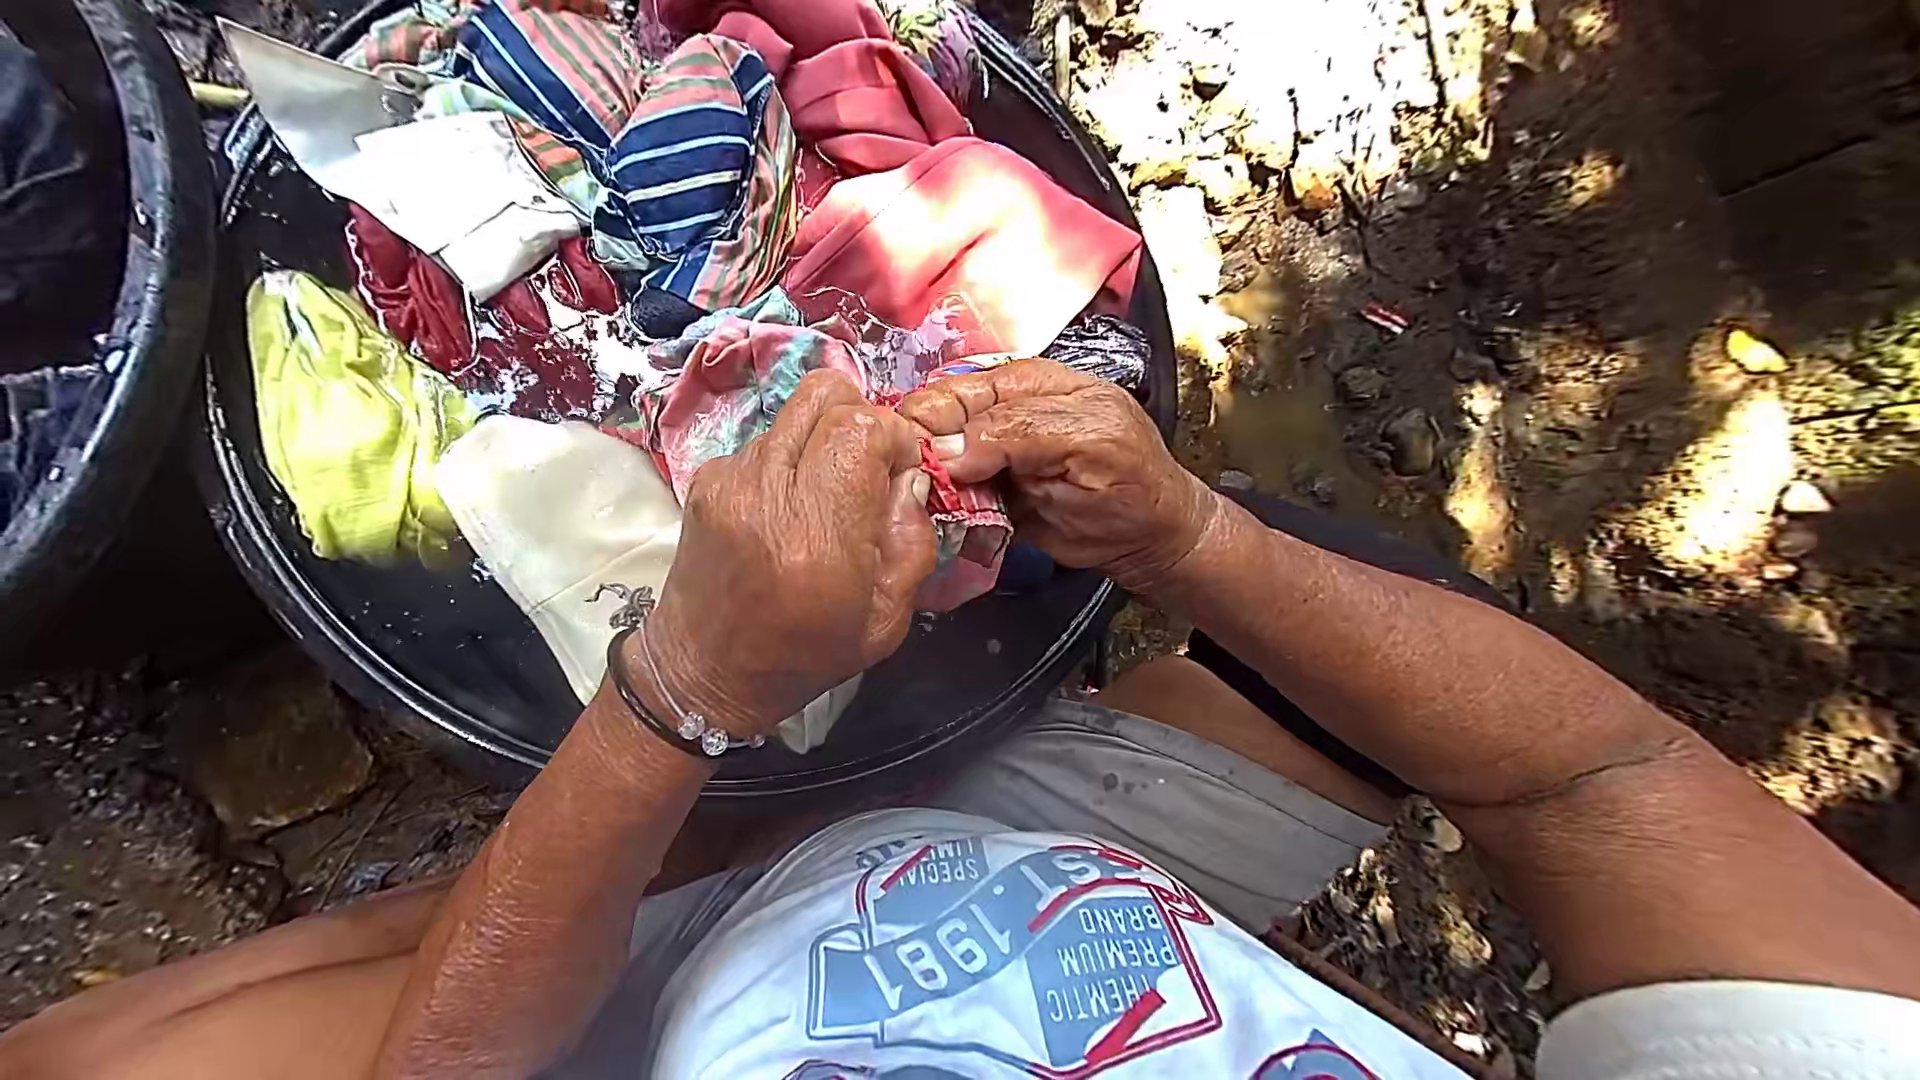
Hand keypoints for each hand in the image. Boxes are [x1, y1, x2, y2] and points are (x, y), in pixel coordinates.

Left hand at [634, 371, 935, 737]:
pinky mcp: (706, 476)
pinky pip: (769, 437)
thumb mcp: (888, 616)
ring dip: (828, 439)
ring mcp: (729, 478)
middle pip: (825, 394)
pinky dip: (795, 457)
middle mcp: (766, 493)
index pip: (861, 427)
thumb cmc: (806, 654)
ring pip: (797, 411)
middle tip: (871, 469)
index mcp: (817, 536)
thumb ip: (913, 539)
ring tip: (829, 493)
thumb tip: (908, 478)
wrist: (705, 673)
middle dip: (863, 420)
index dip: (894, 437)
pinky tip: (792, 506)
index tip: (900, 473)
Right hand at [899, 359, 1216, 595]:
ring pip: (934, 466)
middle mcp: (996, 416)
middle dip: (921, 457)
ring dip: (927, 489)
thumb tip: (944, 448)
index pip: (954, 393)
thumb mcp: (1087, 442)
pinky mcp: (984, 498)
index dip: (929, 424)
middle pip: (933, 426)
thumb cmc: (1131, 482)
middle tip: (918, 489)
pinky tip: (943, 524)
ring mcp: (986, 460)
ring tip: (930, 510)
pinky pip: (948, 501)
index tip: (916, 462)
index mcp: (1022, 385)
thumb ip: (1018, 433)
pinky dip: (940, 514)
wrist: (1146, 537)